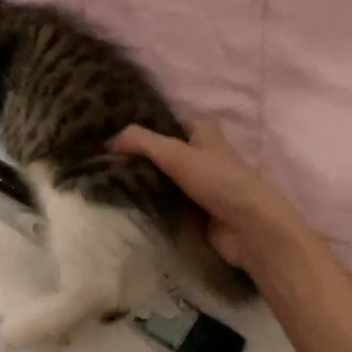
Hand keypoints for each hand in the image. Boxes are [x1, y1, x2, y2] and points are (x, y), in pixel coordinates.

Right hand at [109, 122, 301, 270]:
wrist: (251, 229)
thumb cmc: (219, 181)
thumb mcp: (176, 153)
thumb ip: (140, 141)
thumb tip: (107, 141)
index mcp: (202, 132)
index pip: (164, 122)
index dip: (139, 126)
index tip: (108, 133)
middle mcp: (200, 155)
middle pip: (160, 151)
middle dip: (134, 156)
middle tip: (100, 160)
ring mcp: (198, 184)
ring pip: (160, 177)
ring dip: (139, 181)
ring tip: (103, 180)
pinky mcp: (195, 210)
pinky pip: (165, 202)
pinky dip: (148, 202)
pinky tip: (123, 202)